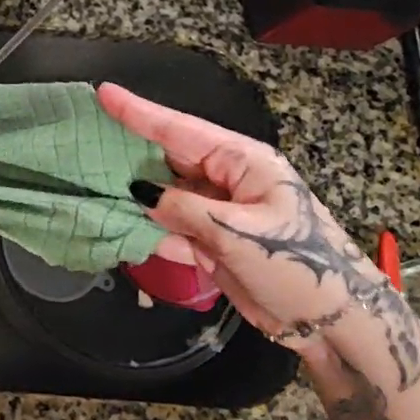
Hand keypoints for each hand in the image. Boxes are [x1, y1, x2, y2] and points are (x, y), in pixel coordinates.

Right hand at [98, 85, 419, 388]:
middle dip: (128, 153)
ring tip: (92, 185)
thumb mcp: (241, 234)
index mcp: (243, 163)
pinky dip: (148, 229)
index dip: (139, 113)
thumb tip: (139, 193)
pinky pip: (169, 226)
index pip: (181, 131)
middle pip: (166, 159)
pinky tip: (124, 229)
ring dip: (134, 197)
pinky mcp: (211, 240)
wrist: (334, 326)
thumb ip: (184, 210)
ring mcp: (217, 211)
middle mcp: (226, 179)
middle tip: (85, 141)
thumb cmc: (301, 268)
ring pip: (163, 194)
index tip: (103, 93)